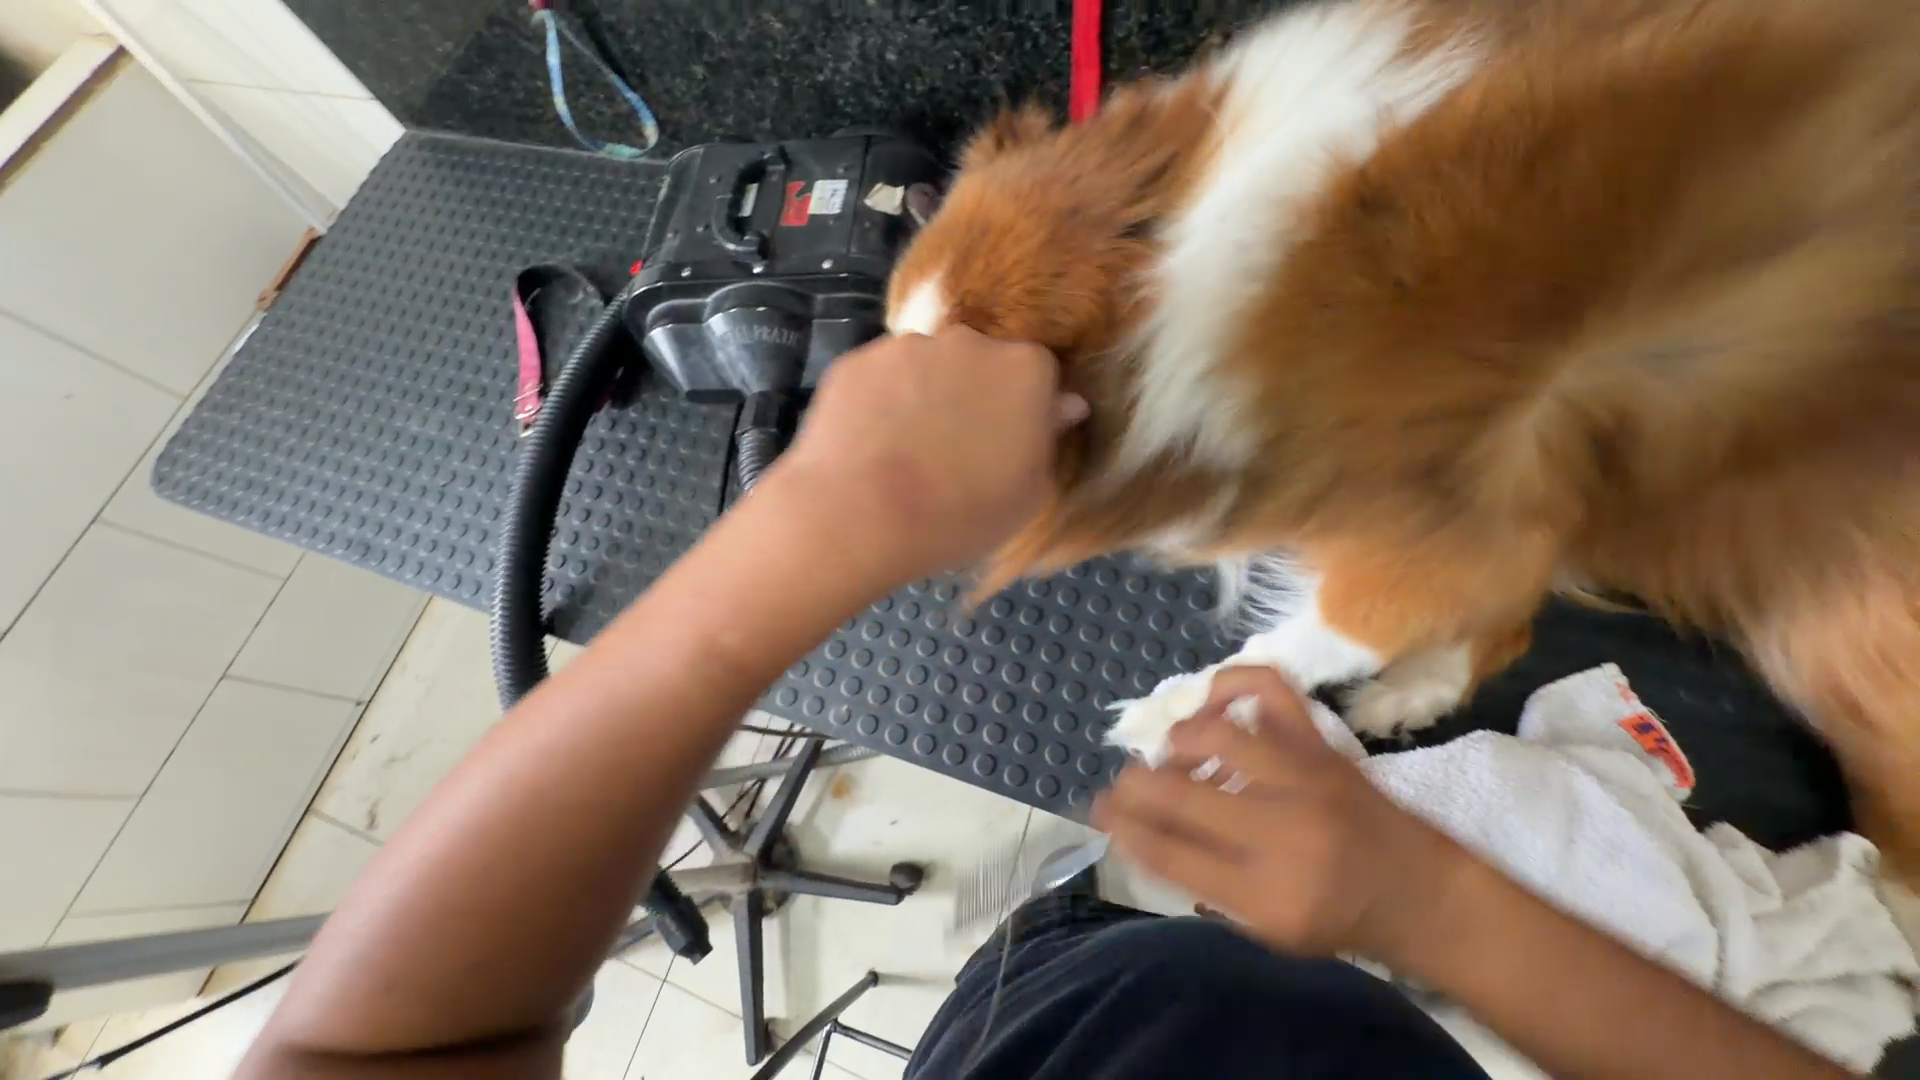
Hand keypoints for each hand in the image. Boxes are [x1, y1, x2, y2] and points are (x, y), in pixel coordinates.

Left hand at [767, 326, 1087, 579]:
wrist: (860, 517)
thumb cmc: (959, 515)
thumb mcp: (1028, 496)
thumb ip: (1048, 440)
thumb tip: (1062, 406)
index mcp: (1024, 369)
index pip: (1037, 374)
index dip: (1023, 409)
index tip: (1008, 444)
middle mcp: (968, 341)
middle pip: (980, 362)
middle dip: (973, 395)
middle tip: (955, 450)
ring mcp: (905, 346)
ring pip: (926, 367)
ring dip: (924, 396)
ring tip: (905, 452)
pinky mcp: (855, 361)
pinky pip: (880, 379)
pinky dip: (879, 403)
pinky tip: (870, 446)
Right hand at [1093, 667, 1469, 963]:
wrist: (1420, 889)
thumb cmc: (1336, 916)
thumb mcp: (1266, 929)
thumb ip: (1201, 884)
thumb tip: (1136, 832)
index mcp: (1265, 896)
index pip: (1168, 854)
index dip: (1121, 828)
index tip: (1099, 813)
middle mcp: (1283, 834)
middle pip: (1179, 796)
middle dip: (1131, 787)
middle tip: (1121, 785)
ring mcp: (1304, 778)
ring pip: (1213, 736)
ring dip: (1176, 745)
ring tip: (1175, 759)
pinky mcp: (1319, 742)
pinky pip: (1265, 687)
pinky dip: (1228, 685)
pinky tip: (1213, 707)